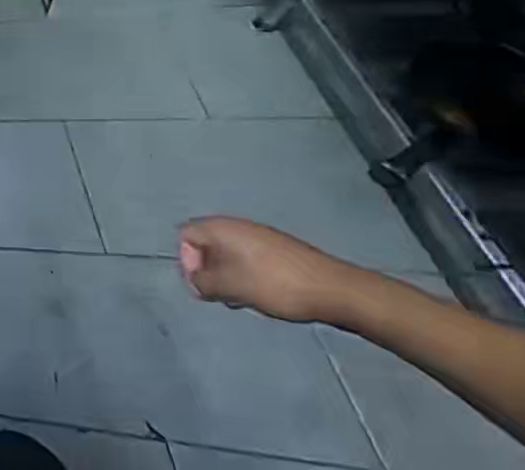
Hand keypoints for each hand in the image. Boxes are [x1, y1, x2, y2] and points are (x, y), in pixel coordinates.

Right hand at [178, 216, 367, 324]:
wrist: (338, 291)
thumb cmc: (275, 285)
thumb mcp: (231, 287)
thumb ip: (203, 283)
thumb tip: (196, 283)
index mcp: (220, 227)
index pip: (185, 237)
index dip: (187, 262)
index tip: (204, 286)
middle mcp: (237, 225)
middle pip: (207, 244)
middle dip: (209, 270)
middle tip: (222, 295)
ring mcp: (262, 236)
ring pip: (231, 253)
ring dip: (230, 275)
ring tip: (244, 298)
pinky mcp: (282, 249)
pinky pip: (252, 257)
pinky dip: (249, 274)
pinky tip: (264, 294)